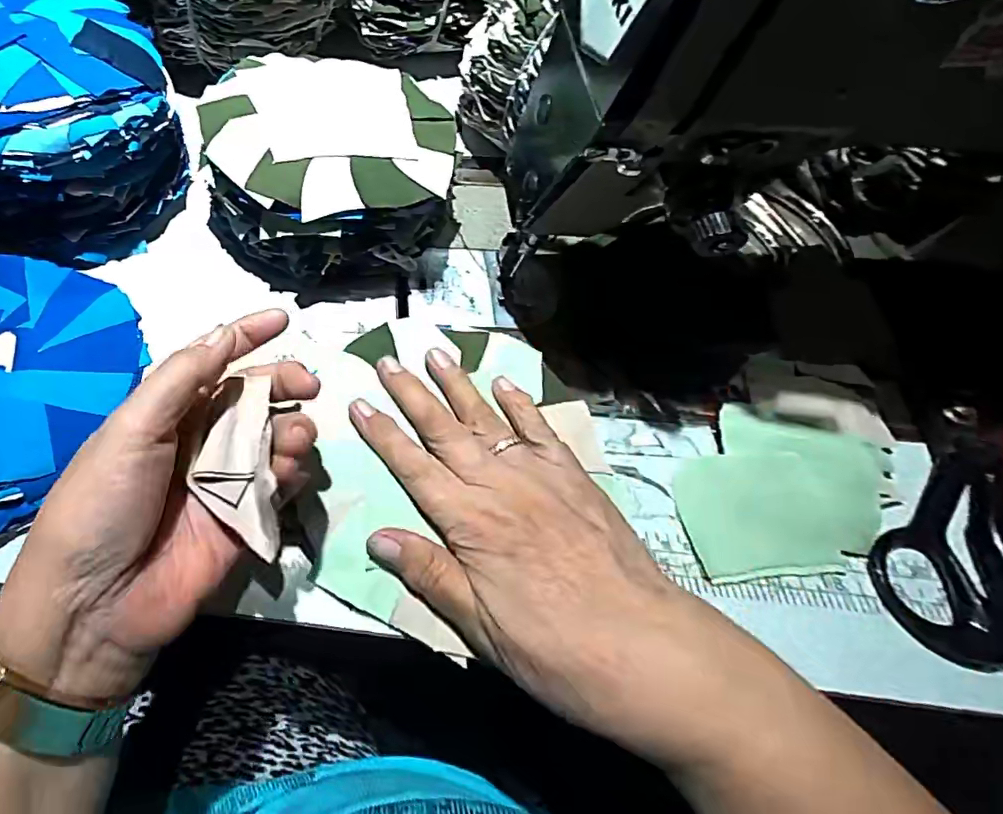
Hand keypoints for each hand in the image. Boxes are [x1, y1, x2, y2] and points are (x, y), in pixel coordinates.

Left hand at [0, 310, 320, 704]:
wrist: (93, 607)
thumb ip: (180, 380)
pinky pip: (282, 484)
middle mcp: (200, 439)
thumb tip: (224, 334)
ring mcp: (225, 479)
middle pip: (254, 397)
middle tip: (308, 386)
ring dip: (293, 428)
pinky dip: (294, 471)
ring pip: (275, 437)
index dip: (247, 335)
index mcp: (168, 412)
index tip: (283, 318)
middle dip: (284, 383)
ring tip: (294, 439)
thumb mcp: (130, 430)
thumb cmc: (102, 504)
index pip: (214, 362)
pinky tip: (289, 472)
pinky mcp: (245, 518)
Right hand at [350, 349, 773, 773]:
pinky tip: (504, 385)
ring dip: (459, 385)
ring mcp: (539, 475)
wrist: (643, 644)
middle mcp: (499, 486)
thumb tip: (377, 536)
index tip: (360, 403)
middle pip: (445, 431)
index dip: (383, 435)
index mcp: (469, 522)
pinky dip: (519, 404)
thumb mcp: (479, 628)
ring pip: (488, 420)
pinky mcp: (574, 476)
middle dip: (412, 394)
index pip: (414, 468)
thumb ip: (430, 574)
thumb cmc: (553, 647)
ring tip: (436, 354)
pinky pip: (540, 430)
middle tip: (389, 360)